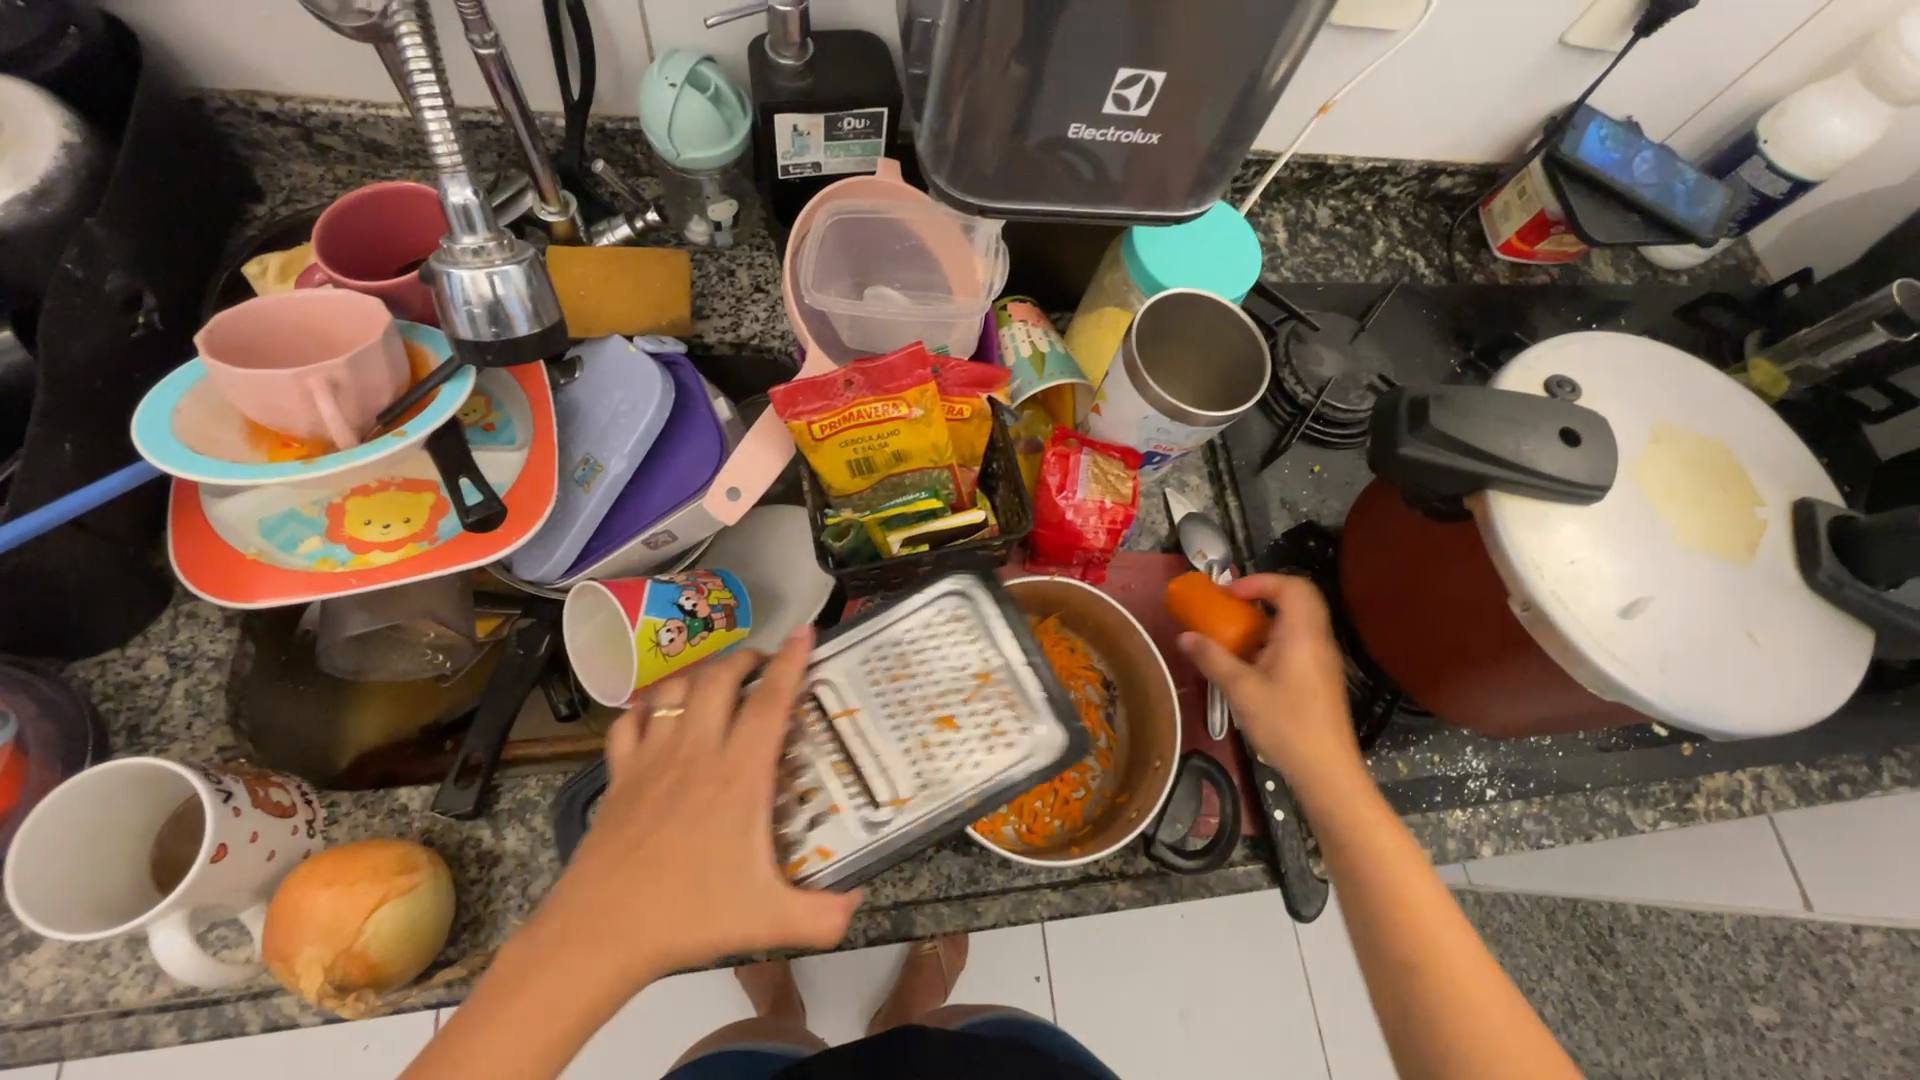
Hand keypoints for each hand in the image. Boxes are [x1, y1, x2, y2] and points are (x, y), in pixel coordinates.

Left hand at [535, 626, 860, 991]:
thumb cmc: (690, 916)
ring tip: (720, 681)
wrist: (601, 932)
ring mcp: (652, 758)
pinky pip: (631, 718)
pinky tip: (660, 715)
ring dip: (701, 674)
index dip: (791, 661)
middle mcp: (696, 752)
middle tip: (764, 665)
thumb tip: (859, 904)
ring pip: (676, 689)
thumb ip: (824, 917)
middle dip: (746, 659)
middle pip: (720, 678)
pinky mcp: (619, 772)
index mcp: (739, 775)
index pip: (771, 701)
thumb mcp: (770, 920)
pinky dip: (649, 706)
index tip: (805, 631)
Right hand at [1177, 574, 1365, 802]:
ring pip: (1295, 625)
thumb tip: (1185, 637)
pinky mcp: (1319, 679)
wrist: (1326, 770)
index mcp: (1302, 635)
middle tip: (1230, 610)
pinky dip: (1271, 643)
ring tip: (1233, 639)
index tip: (1229, 595)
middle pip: (1296, 601)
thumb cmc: (1285, 724)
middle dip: (1260, 598)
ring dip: (1263, 623)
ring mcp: (1322, 661)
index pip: (1292, 586)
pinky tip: (1249, 668)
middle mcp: (1317, 640)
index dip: (1260, 581)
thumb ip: (1213, 659)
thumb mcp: (1241, 691)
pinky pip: (1296, 645)